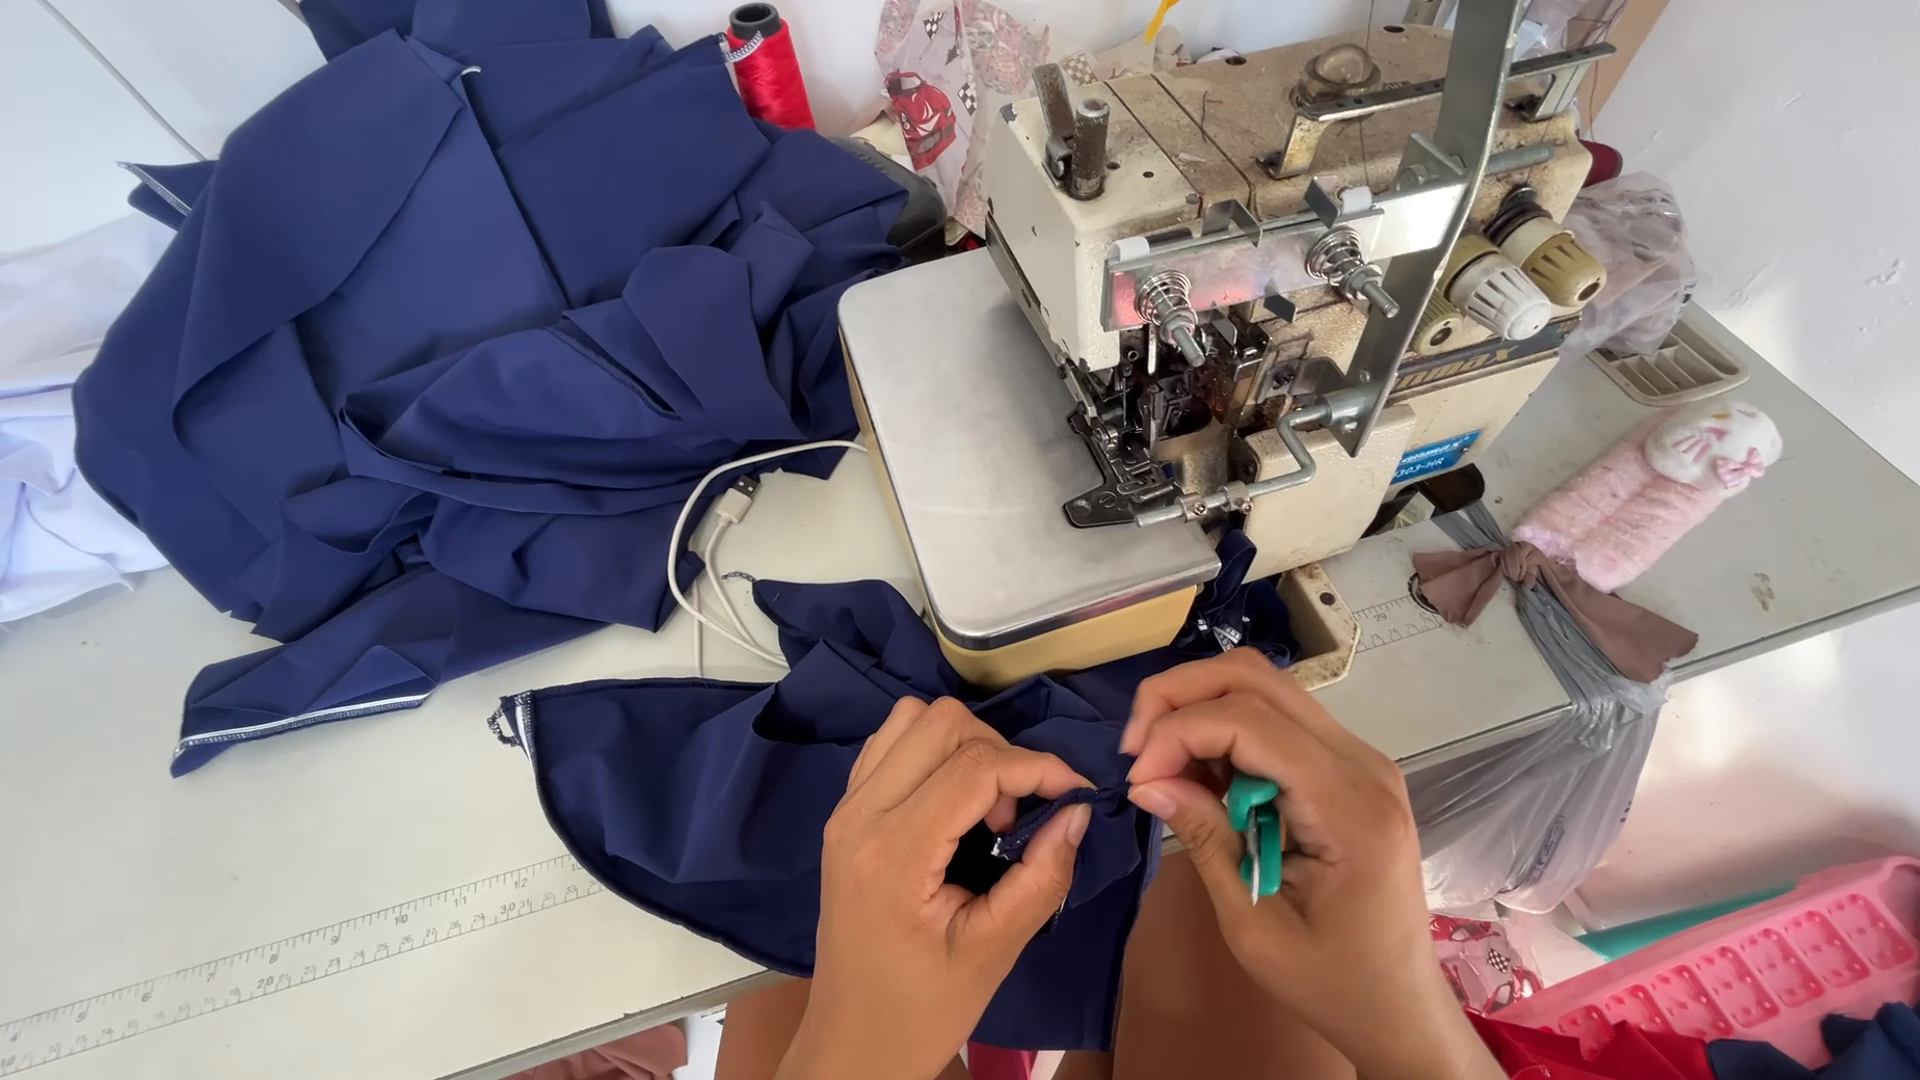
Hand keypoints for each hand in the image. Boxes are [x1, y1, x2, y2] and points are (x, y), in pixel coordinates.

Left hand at [779, 697, 1092, 1079]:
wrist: (853, 1041)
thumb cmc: (922, 1008)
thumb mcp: (994, 953)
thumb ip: (1041, 877)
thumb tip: (1076, 811)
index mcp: (894, 853)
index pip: (974, 767)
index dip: (1036, 767)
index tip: (1075, 791)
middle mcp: (860, 813)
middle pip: (941, 722)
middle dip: (999, 751)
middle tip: (1015, 814)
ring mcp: (845, 806)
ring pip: (912, 717)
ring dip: (963, 742)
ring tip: (983, 803)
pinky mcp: (844, 808)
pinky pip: (890, 740)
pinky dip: (932, 747)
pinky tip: (951, 795)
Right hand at [1120, 650, 1499, 1079]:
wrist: (1399, 1006)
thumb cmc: (1330, 981)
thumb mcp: (1253, 926)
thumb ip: (1202, 838)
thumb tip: (1144, 780)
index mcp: (1349, 806)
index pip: (1250, 721)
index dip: (1178, 732)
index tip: (1137, 777)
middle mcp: (1361, 761)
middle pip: (1253, 677)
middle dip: (1178, 696)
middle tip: (1136, 747)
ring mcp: (1356, 755)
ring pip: (1259, 682)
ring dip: (1196, 704)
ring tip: (1160, 756)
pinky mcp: (1342, 760)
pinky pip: (1271, 712)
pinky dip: (1219, 724)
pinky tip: (1196, 767)